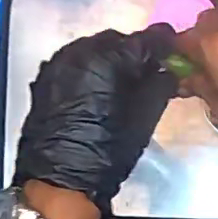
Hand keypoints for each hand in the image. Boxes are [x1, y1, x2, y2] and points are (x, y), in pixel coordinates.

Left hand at [15, 26, 180, 213]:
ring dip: (108, 63)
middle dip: (133, 55)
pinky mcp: (44, 78)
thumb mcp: (146, 118)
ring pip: (93, 51)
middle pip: (118, 41)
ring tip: (117, 86)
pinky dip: (87, 73)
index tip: (173, 55)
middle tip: (145, 76)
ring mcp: (58, 63)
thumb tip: (165, 70)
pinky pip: (74, 65)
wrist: (59, 181)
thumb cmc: (108, 151)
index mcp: (111, 56)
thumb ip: (160, 85)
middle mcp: (81, 50)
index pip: (149, 37)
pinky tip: (93, 93)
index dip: (166, 45)